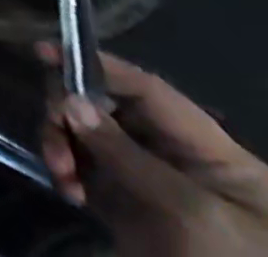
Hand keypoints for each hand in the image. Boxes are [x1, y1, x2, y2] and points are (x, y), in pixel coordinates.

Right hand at [38, 45, 267, 256]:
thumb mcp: (194, 216)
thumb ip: (130, 156)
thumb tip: (69, 100)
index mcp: (220, 159)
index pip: (153, 94)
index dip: (102, 67)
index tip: (46, 50)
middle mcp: (185, 166)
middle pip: (114, 113)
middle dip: (73, 114)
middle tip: (53, 132)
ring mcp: (158, 193)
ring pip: (94, 142)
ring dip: (65, 145)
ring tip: (59, 172)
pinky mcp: (133, 217)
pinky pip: (89, 175)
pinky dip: (70, 173)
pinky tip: (68, 191)